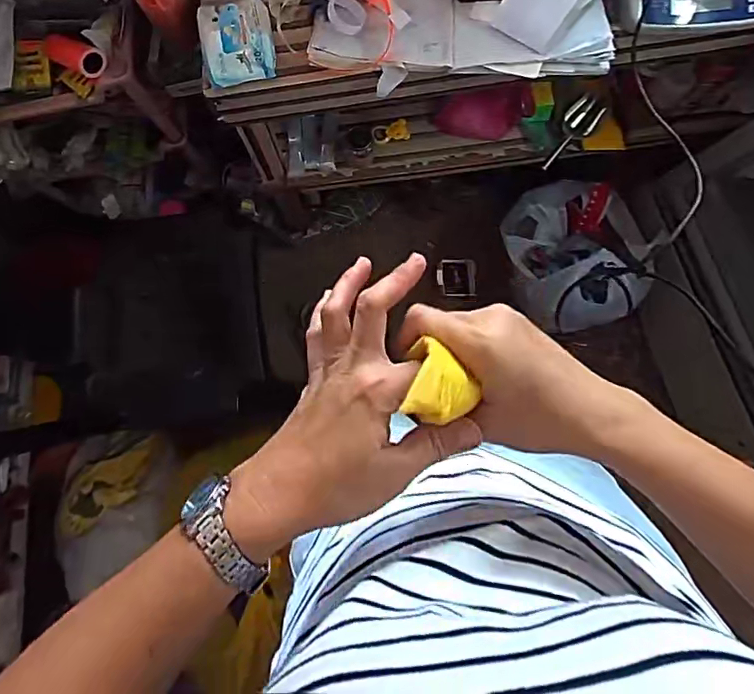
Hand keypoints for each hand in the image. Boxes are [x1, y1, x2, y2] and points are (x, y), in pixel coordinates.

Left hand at [226, 255, 482, 557]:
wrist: (279, 491)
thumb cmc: (336, 487)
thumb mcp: (394, 474)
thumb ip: (435, 444)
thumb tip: (473, 427)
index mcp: (377, 389)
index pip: (422, 362)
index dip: (447, 361)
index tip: (466, 366)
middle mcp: (352, 368)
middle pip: (372, 310)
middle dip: (396, 281)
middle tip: (415, 262)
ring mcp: (328, 368)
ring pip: (335, 311)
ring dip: (349, 282)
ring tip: (363, 263)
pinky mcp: (313, 376)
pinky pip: (317, 332)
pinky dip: (323, 310)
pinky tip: (327, 299)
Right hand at [395, 303, 654, 462]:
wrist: (594, 412)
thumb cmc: (544, 420)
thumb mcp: (483, 422)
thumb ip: (444, 406)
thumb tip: (419, 402)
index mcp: (479, 339)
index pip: (421, 317)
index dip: (405, 340)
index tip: (407, 366)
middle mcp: (491, 318)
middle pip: (438, 320)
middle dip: (429, 348)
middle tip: (434, 382)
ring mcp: (506, 317)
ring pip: (457, 323)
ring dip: (450, 347)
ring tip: (463, 382)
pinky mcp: (516, 321)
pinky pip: (478, 326)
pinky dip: (470, 345)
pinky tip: (484, 374)